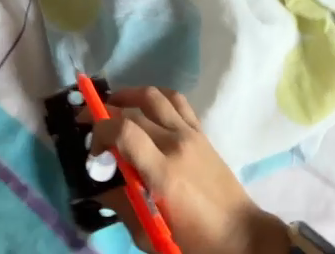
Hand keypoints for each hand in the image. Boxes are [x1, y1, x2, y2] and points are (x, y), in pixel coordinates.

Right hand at [86, 87, 289, 253]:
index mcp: (163, 172)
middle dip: (106, 116)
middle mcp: (176, 144)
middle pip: (133, 112)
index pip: (124, 131)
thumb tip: (100, 188)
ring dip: (128, 95)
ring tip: (113, 105)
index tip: (92, 149)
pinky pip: (176, 101)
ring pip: (153, 96)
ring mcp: (191, 134)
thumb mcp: (152, 235)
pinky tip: (144, 107)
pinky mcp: (201, 132)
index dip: (100, 131)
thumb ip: (123, 206)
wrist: (242, 237)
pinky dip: (155, 96)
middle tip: (93, 130)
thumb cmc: (196, 242)